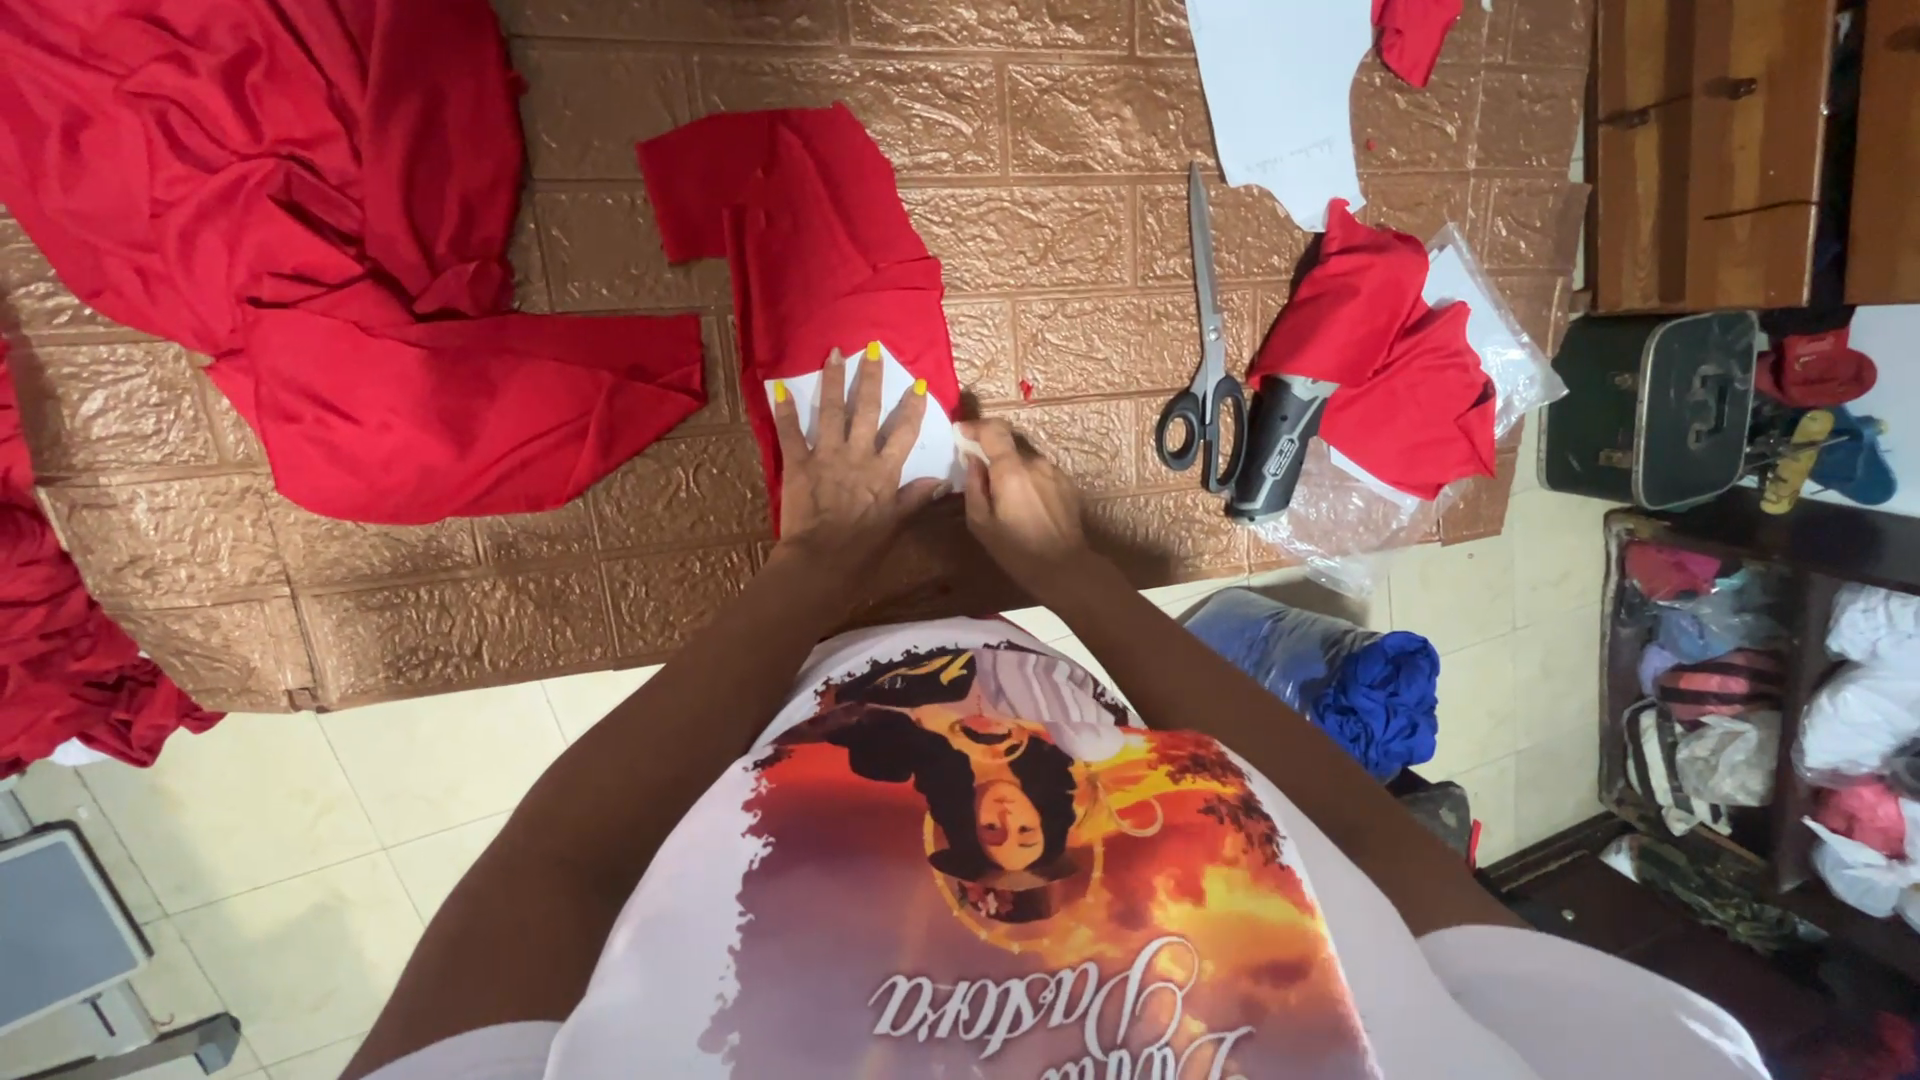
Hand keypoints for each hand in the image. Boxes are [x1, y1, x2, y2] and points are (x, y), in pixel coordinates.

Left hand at [770, 347, 943, 570]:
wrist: (822, 561)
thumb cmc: (862, 550)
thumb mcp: (895, 525)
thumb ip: (915, 498)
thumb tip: (941, 482)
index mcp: (884, 472)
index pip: (904, 433)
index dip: (913, 408)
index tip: (919, 385)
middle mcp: (858, 455)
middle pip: (868, 411)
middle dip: (872, 379)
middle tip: (873, 350)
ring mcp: (827, 456)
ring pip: (832, 411)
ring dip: (833, 381)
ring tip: (834, 354)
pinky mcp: (798, 464)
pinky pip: (789, 433)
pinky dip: (784, 411)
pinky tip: (780, 389)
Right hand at [958, 418, 1097, 598]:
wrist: (1063, 567)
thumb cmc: (1016, 550)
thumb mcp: (981, 523)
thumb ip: (974, 485)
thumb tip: (973, 460)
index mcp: (1011, 471)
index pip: (993, 430)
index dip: (975, 426)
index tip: (961, 432)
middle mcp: (1035, 463)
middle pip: (1009, 447)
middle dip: (992, 457)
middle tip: (981, 478)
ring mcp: (1054, 472)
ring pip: (1025, 461)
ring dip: (1012, 472)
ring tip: (1007, 501)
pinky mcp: (1066, 483)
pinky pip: (1040, 474)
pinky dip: (1028, 482)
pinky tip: (1027, 507)